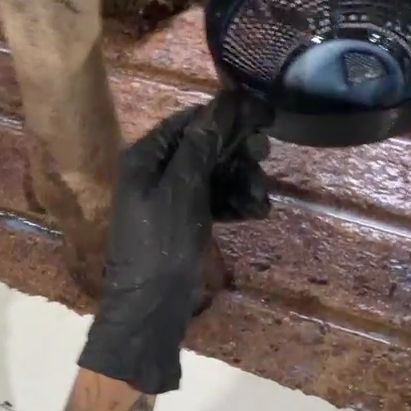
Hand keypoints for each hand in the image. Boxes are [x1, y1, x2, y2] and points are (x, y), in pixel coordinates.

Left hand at [76, 94, 271, 394]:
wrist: (150, 308)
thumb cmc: (163, 245)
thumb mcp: (184, 188)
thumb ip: (202, 143)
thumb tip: (226, 102)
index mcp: (145, 157)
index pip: (190, 120)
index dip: (227, 117)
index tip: (264, 119)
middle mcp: (154, 173)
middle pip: (204, 147)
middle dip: (237, 153)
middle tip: (264, 158)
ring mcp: (168, 200)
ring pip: (212, 176)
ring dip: (240, 182)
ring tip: (260, 201)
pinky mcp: (182, 224)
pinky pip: (212, 202)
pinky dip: (232, 204)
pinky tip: (255, 213)